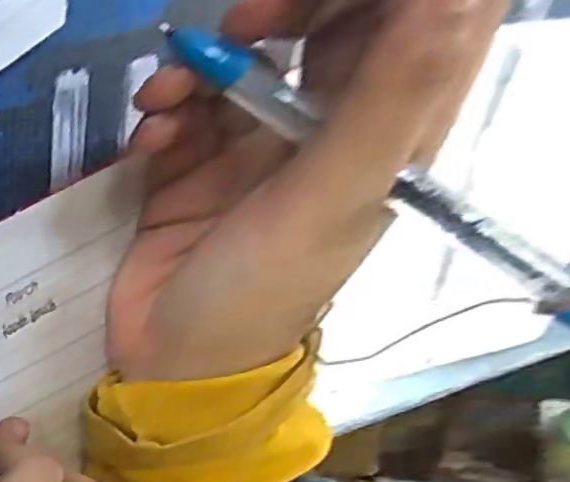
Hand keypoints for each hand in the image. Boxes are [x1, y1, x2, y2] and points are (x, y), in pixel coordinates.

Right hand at [108, 0, 505, 381]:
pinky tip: (147, 140)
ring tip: (162, 96)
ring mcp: (248, 153)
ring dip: (197, 72)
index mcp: (388, 122)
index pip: (422, 14)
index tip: (313, 2)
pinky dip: (160, 119)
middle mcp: (323, 126)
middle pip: (327, 27)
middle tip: (232, 29)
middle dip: (279, 14)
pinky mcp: (185, 179)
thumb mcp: (333, 197)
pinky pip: (178, 124)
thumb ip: (388, 97)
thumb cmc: (261, 288)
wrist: (172, 358)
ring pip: (238, 72)